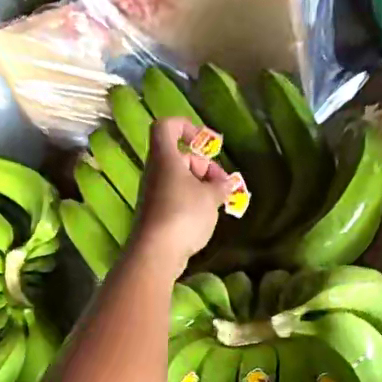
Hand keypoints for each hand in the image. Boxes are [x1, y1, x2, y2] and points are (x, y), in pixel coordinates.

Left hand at [130, 116, 237, 264]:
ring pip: (180, 181)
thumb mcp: (210, 196)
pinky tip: (206, 218)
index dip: (187, 127)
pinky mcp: (156, 217)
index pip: (166, 127)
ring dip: (202, 188)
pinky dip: (193, 204)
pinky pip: (176, 200)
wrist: (155, 254)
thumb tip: (227, 184)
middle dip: (206, 167)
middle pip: (180, 158)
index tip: (206, 143)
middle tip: (223, 185)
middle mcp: (155, 173)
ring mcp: (154, 196)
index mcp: (165, 158)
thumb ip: (221, 186)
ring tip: (219, 203)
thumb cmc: (183, 215)